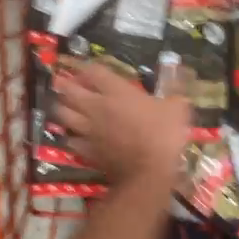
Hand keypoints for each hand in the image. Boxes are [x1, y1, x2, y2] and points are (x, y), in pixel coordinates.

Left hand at [52, 61, 191, 186]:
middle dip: (63, 83)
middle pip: (70, 90)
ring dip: (60, 107)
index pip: (93, 72)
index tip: (80, 64)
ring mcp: (88, 129)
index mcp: (117, 92)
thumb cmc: (164, 136)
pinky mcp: (86, 150)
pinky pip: (70, 139)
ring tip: (61, 104)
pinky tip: (71, 135)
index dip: (84, 66)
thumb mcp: (177, 108)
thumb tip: (180, 70)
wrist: (148, 173)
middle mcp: (97, 106)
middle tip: (58, 79)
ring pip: (63, 114)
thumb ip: (175, 88)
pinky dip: (68, 135)